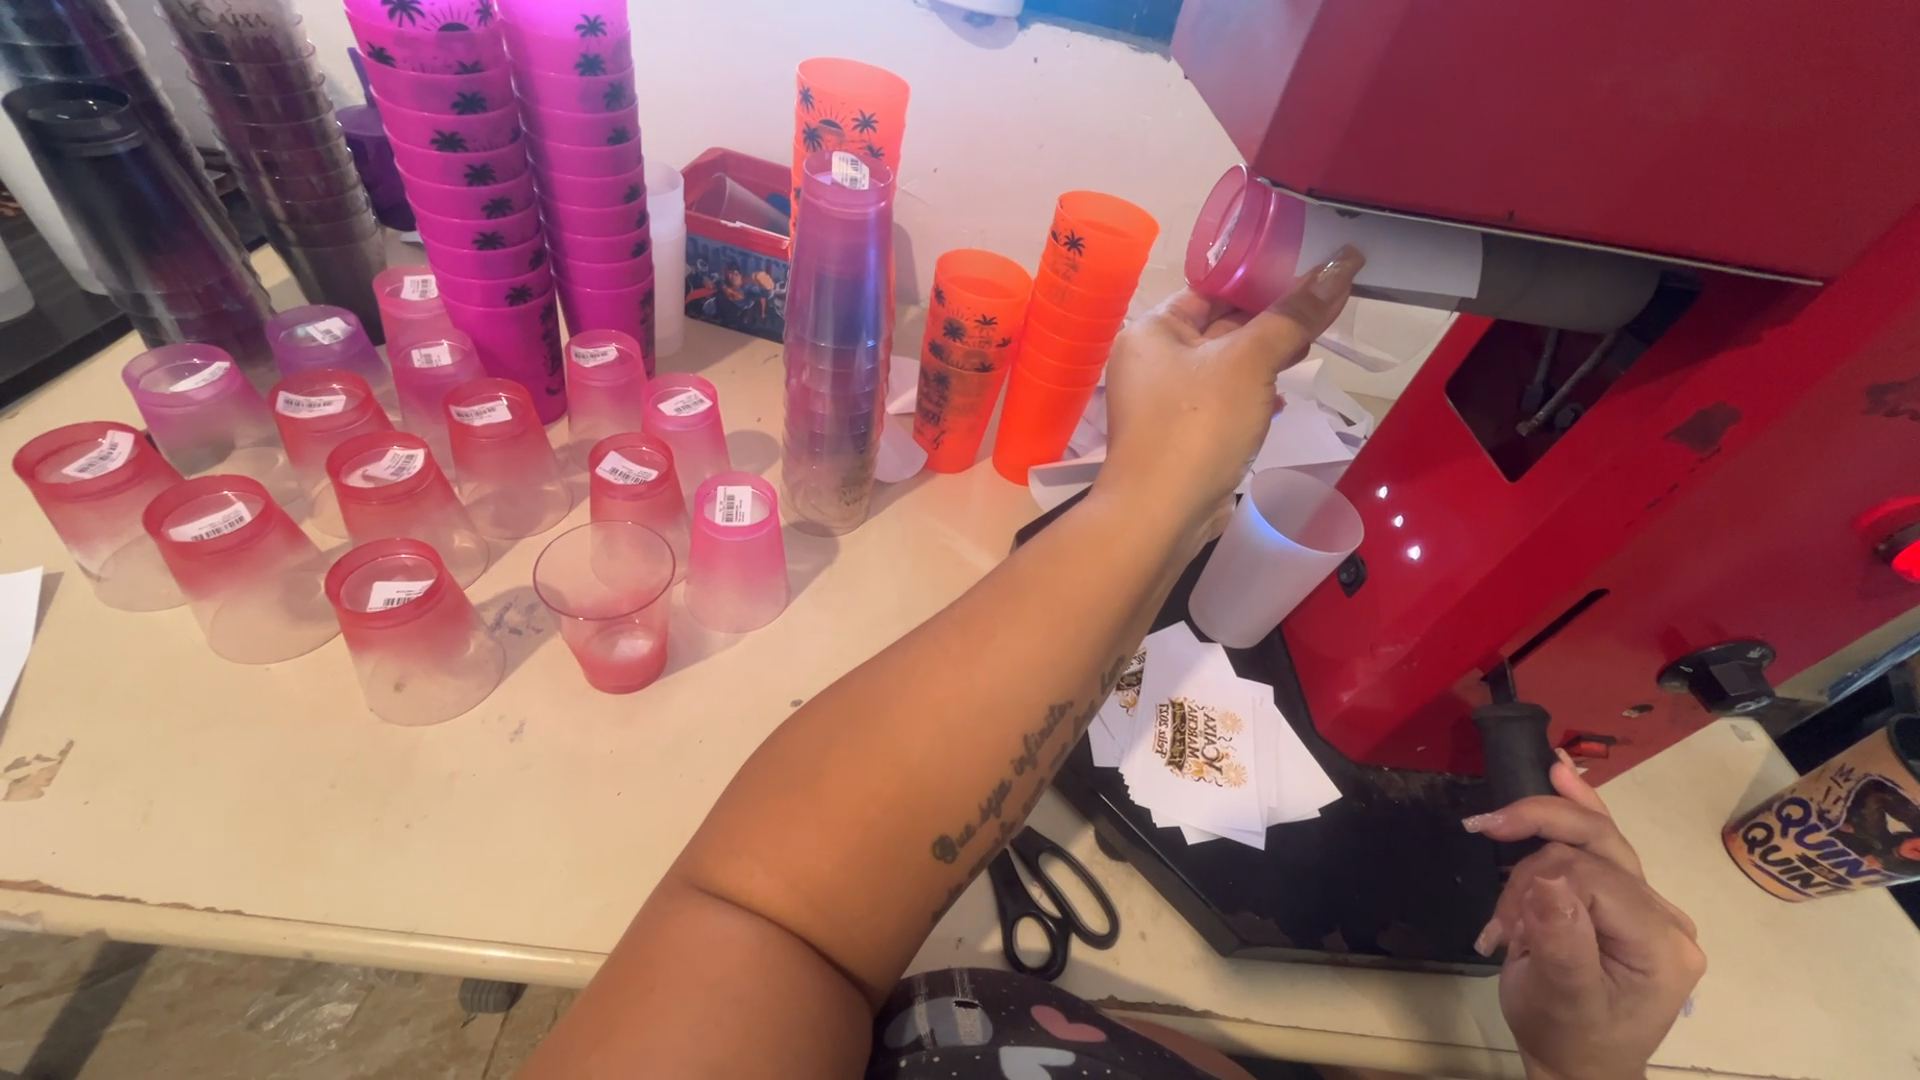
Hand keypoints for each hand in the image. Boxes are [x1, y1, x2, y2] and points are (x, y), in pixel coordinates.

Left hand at [1097, 247, 1362, 532]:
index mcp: (1152, 331)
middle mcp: (1151, 362)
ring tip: (1309, 349)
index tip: (1310, 273)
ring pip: (1223, 368)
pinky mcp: (1180, 436)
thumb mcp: (1250, 361)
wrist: (1160, 513)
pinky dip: (1251, 397)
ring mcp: (1163, 403)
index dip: (1259, 278)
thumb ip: (1293, 314)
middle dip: (1269, 322)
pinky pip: (1220, 403)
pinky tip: (1280, 402)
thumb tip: (1342, 263)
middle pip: (1218, 326)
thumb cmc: (1198, 425)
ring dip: (1264, 360)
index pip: (1210, 288)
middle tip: (1322, 312)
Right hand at [1467, 753, 1705, 1079]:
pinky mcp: (1620, 900)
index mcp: (1660, 943)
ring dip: (1532, 841)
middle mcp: (1663, 917)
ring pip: (1591, 836)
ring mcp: (1645, 906)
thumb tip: (1545, 880)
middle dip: (1536, 826)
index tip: (1500, 916)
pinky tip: (1560, 776)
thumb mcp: (1560, 996)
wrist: (1576, 1060)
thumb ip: (1562, 941)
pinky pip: (1596, 842)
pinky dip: (1572, 807)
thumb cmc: (1566, 1032)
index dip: (1537, 879)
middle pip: (1599, 841)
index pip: (1592, 875)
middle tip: (1483, 825)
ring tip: (1492, 847)